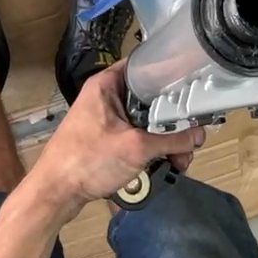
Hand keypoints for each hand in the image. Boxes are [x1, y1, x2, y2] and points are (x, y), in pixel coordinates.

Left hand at [24, 61, 204, 213]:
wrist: (55, 192)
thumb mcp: (137, 148)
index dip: (170, 73)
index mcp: (107, 84)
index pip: (145, 65)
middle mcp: (107, 95)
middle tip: (191, 137)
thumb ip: (173, 140)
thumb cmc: (89, 160)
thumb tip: (201, 134)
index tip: (193, 84)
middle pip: (150, 98)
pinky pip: (137, 135)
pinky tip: (167, 163)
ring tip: (181, 160)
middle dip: (173, 119)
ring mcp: (106, 118)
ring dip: (166, 139)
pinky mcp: (107, 138)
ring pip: (146, 120)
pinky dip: (153, 148)